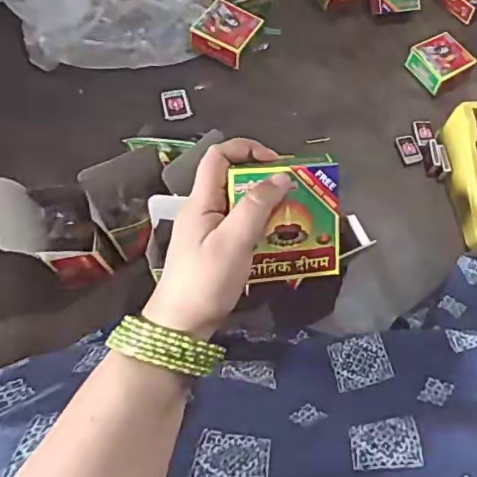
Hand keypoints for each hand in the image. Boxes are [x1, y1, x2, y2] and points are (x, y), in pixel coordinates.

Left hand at [142, 139, 289, 338]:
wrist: (181, 327)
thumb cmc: (205, 281)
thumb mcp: (234, 241)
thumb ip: (257, 206)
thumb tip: (282, 176)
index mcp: (201, 201)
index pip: (219, 156)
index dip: (248, 149)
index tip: (278, 163)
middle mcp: (204, 210)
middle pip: (235, 179)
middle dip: (266, 181)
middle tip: (295, 193)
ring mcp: (209, 230)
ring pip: (242, 205)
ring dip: (268, 206)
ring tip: (294, 217)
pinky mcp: (217, 249)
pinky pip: (242, 227)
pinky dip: (262, 227)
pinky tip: (279, 240)